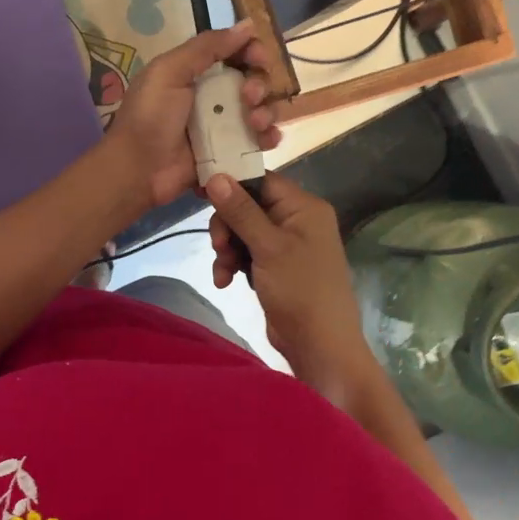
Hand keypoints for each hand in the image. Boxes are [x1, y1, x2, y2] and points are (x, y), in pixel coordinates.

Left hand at [105, 22, 282, 207]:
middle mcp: (211, 96)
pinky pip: (258, 140)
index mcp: (194, 73)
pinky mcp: (228, 152)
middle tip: (248, 96)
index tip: (257, 56)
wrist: (138, 170)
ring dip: (267, 111)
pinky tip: (266, 139)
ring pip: (261, 110)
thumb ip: (205, 47)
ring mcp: (221, 125)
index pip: (234, 53)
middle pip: (253, 80)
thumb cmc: (149, 117)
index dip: (251, 50)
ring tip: (255, 122)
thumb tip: (246, 24)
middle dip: (260, 83)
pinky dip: (268, 137)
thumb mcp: (168, 72)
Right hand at [205, 173, 379, 393]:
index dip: (230, 185)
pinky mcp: (274, 266)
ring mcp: (285, 244)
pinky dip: (232, 264)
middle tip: (219, 247)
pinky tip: (225, 282)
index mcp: (303, 208)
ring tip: (225, 271)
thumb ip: (240, 211)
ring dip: (226, 250)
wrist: (319, 343)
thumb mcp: (267, 247)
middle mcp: (296, 220)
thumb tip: (215, 176)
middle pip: (246, 206)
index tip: (200, 195)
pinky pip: (245, 253)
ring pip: (241, 232)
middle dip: (227, 227)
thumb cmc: (300, 289)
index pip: (260, 180)